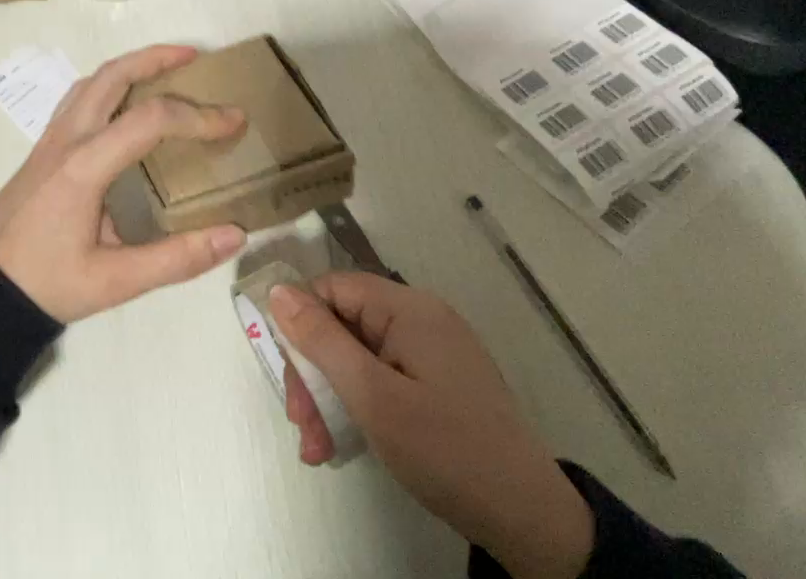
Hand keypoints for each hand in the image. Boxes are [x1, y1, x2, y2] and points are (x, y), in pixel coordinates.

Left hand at [0, 44, 248, 324]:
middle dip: (155, 59)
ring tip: (167, 69)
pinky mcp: (43, 150)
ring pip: (90, 83)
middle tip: (196, 56)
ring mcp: (50, 141)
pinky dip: (108, 86)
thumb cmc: (47, 282)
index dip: (197, 116)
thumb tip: (235, 234)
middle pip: (111, 77)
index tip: (234, 122)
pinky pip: (78, 100)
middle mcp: (66, 141)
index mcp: (85, 167)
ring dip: (130, 67)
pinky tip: (126, 104)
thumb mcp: (115, 282)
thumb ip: (176, 259)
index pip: (149, 120)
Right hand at [271, 276, 594, 578]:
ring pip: (356, 357)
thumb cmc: (445, 449)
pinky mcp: (437, 383)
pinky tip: (340, 443)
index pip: (331, 288)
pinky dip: (356, 406)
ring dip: (328, 398)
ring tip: (317, 448)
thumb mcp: (372, 396)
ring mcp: (431, 353)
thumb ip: (321, 340)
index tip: (283, 370)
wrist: (527, 517)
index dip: (299, 321)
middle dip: (312, 374)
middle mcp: (420, 320)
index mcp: (408, 310)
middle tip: (301, 424)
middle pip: (341, 326)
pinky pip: (380, 378)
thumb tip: (278, 291)